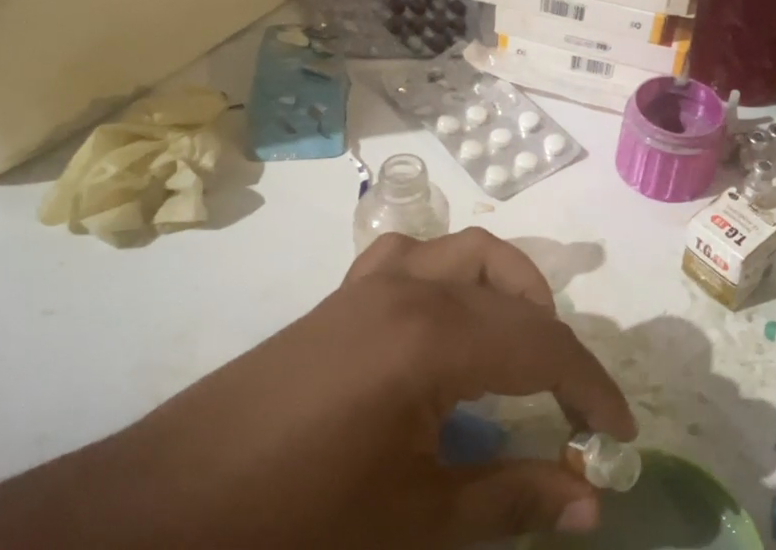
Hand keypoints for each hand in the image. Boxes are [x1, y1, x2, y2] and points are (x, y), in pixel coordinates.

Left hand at [85, 229, 635, 547]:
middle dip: (557, 346)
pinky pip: (410, 257)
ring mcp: (369, 285)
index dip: (592, 389)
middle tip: (570, 406)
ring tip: (517, 352)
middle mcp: (410, 288)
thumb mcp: (414, 520)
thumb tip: (591, 502)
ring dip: (509, 292)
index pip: (544, 348)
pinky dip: (450, 277)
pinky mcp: (338, 301)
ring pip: (467, 254)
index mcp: (434, 335)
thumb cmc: (293, 520)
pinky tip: (441, 326)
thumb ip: (510, 501)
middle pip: (515, 297)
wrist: (155, 513)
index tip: (620, 434)